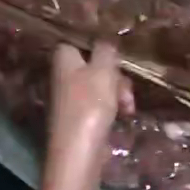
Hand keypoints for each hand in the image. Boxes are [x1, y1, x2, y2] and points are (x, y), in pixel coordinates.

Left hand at [45, 41, 123, 189]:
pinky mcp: (79, 117)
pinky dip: (112, 108)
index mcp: (63, 58)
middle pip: (94, 64)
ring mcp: (70, 97)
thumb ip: (105, 50)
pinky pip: (99, 104)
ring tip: (127, 107)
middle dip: (115, 75)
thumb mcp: (103, 70)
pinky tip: (124, 116)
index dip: (97, 43)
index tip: (118, 50)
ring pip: (100, 85)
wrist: (78, 152)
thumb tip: (104, 38)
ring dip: (118, 93)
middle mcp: (62, 75)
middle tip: (125, 89)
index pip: (77, 39)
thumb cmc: (89, 104)